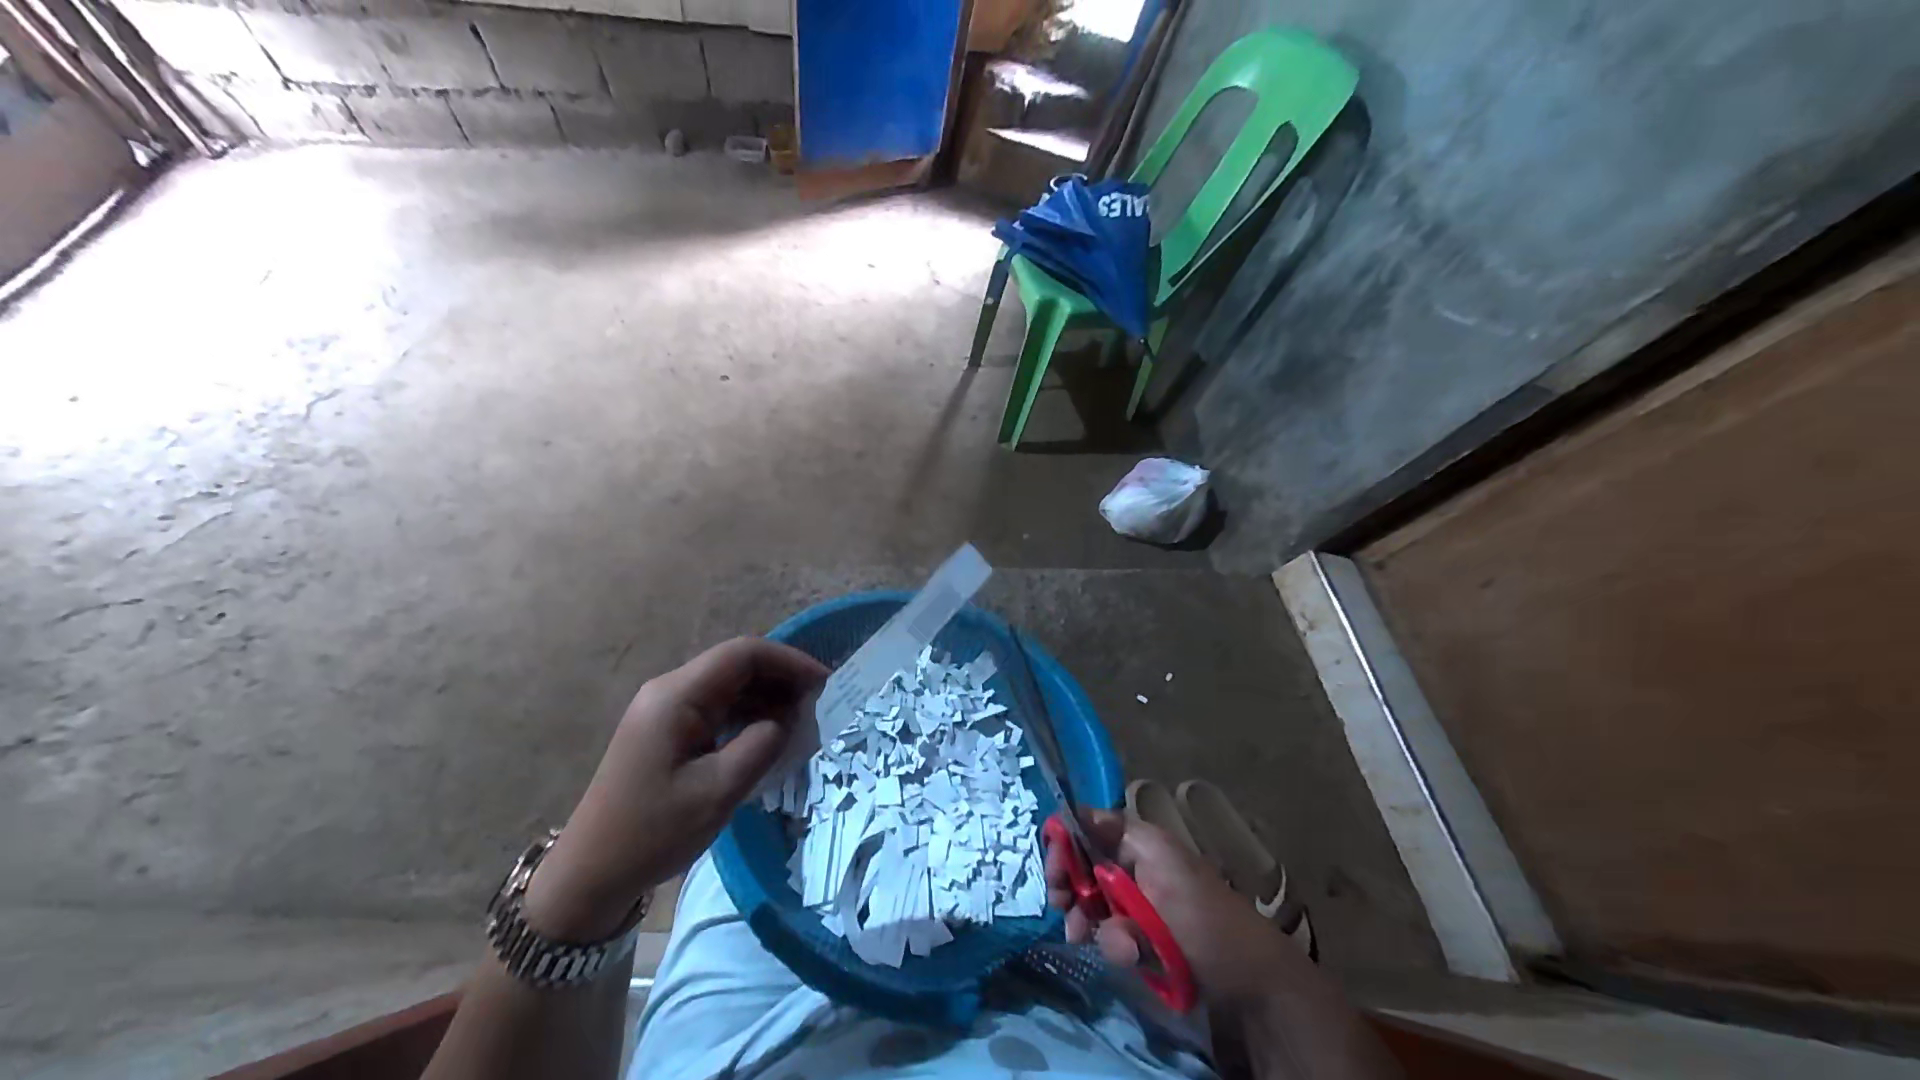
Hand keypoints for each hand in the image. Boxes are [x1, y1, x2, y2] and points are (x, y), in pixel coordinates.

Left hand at [524, 637, 828, 940]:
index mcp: (676, 696)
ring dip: (768, 698)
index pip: (743, 654)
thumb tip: (789, 719)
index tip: (824, 684)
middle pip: (737, 666)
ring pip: (730, 687)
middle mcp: (669, 691)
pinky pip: (718, 709)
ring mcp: (666, 711)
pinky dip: (749, 716)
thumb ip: (761, 745)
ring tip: (802, 723)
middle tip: (819, 706)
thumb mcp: (717, 791)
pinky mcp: (668, 732)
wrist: (589, 875)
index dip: (789, 661)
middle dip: (782, 679)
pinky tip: (770, 737)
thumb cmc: (652, 833)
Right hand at [1045, 809, 1303, 1003]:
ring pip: (1089, 904)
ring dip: (1087, 921)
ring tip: (1092, 940)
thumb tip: (1074, 813)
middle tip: (1064, 909)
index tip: (1055, 873)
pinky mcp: (1138, 938)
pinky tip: (1122, 956)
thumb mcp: (1163, 865)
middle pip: (1079, 866)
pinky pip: (1107, 934)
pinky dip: (1109, 943)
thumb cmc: (1204, 918)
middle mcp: (1130, 866)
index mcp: (1137, 842)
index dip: (1063, 844)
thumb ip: (1118, 833)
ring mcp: (1134, 903)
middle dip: (1068, 888)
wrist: (1250, 983)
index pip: (1084, 828)